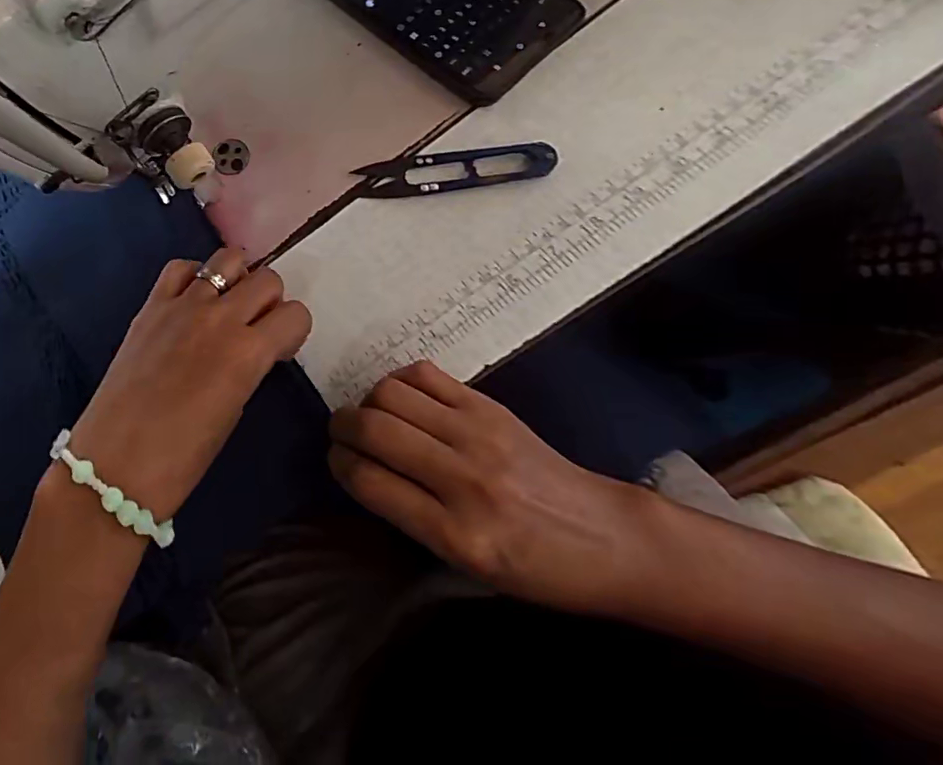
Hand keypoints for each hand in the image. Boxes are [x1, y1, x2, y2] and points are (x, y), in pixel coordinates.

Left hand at [66, 249, 311, 522]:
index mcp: (248, 353)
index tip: (279, 350)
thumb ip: (250, 368)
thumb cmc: (182, 457)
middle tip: (254, 329)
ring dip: (237, 279)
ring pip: (227, 259)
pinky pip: (180, 268)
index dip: (292, 332)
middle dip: (270, 303)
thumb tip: (252, 349)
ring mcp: (182, 306)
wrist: (115, 467)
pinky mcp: (150, 306)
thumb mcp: (235, 410)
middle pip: (267, 279)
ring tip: (225, 308)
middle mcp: (220, 318)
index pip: (295, 315)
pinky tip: (191, 302)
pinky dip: (194, 278)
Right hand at [328, 361, 656, 615]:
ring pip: (392, 394)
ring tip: (373, 416)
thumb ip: (411, 518)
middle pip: (373, 429)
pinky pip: (425, 374)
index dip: (338, 464)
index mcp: (456, 535)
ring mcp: (480, 434)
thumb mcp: (467, 566)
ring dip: (368, 402)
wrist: (606, 537)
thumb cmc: (535, 568)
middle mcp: (464, 479)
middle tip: (341, 434)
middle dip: (342, 426)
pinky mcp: (491, 406)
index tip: (336, 460)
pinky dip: (400, 381)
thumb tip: (361, 469)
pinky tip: (404, 399)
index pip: (368, 481)